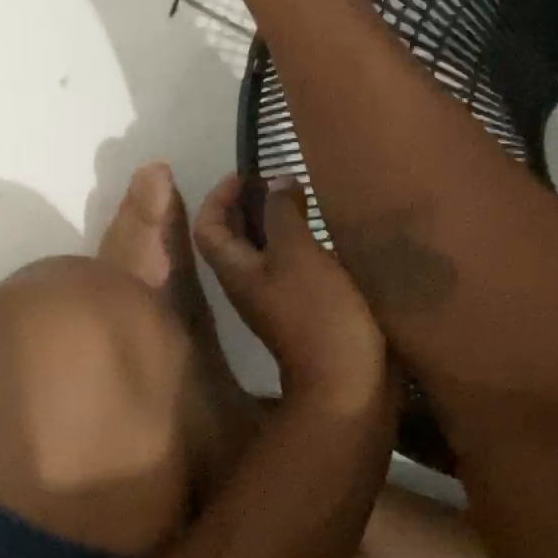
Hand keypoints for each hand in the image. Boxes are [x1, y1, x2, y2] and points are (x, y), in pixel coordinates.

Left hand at [194, 174, 390, 413]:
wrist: (349, 384)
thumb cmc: (318, 312)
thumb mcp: (298, 254)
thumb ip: (282, 216)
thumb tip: (275, 184)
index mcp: (235, 270)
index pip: (208, 227)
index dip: (219, 197)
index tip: (245, 173)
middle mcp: (247, 284)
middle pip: (234, 238)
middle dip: (248, 205)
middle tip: (276, 180)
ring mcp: (274, 300)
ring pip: (264, 252)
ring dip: (276, 223)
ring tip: (303, 198)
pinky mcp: (303, 311)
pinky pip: (291, 267)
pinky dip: (299, 244)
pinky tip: (326, 234)